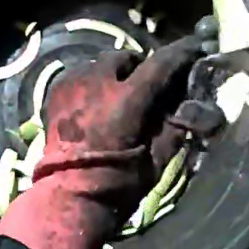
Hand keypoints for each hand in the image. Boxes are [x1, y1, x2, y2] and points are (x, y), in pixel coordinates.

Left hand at [0, 37, 201, 248]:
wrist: (68, 200)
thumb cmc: (118, 184)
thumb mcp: (157, 159)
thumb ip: (174, 126)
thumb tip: (189, 106)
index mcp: (127, 100)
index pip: (161, 63)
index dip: (181, 54)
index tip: (194, 49)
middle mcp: (97, 83)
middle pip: (125, 57)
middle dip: (138, 66)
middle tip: (146, 84)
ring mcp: (71, 86)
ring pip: (98, 64)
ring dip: (112, 73)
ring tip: (117, 92)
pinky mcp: (54, 95)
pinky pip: (78, 76)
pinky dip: (91, 83)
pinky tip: (94, 102)